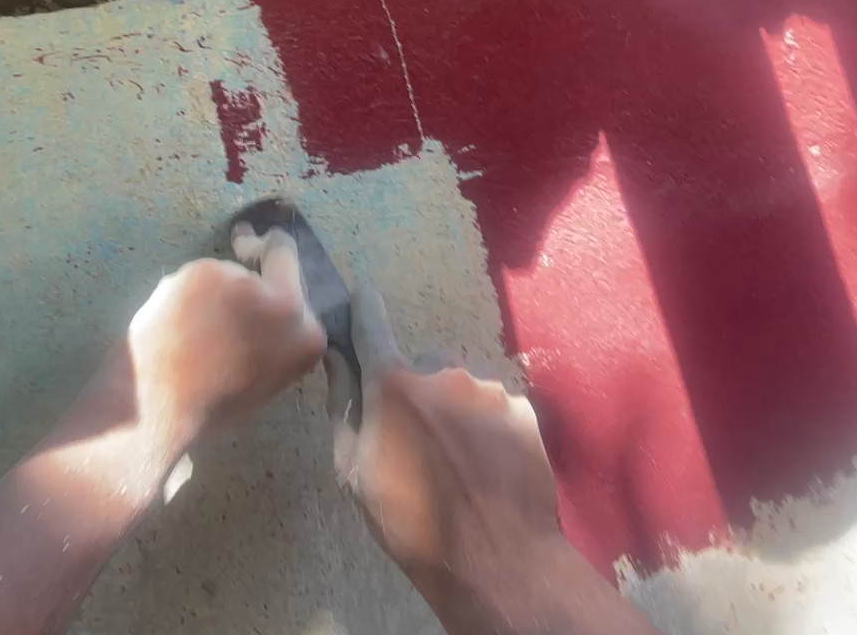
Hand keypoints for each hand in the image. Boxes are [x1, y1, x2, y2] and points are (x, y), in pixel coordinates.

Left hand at [124, 226, 326, 448]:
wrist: (159, 406)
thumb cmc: (211, 405)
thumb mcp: (268, 379)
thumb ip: (279, 339)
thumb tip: (266, 311)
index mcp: (308, 336)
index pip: (302, 290)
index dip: (280, 282)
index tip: (262, 273)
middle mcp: (286, 303)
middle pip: (271, 265)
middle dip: (250, 278)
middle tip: (226, 309)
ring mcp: (246, 282)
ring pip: (231, 274)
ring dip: (216, 291)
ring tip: (193, 328)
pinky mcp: (206, 270)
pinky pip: (200, 275)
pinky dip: (187, 291)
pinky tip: (175, 319)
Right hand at [325, 279, 560, 594]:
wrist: (500, 562)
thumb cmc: (411, 522)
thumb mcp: (355, 471)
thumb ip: (343, 405)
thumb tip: (337, 357)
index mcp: (393, 382)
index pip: (370, 323)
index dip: (362, 306)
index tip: (360, 293)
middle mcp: (441, 370)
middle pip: (419, 365)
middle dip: (415, 390)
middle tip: (418, 439)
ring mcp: (485, 387)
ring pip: (458, 385)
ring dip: (453, 408)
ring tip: (459, 460)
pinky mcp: (520, 407)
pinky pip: (492, 404)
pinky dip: (485, 424)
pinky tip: (488, 463)